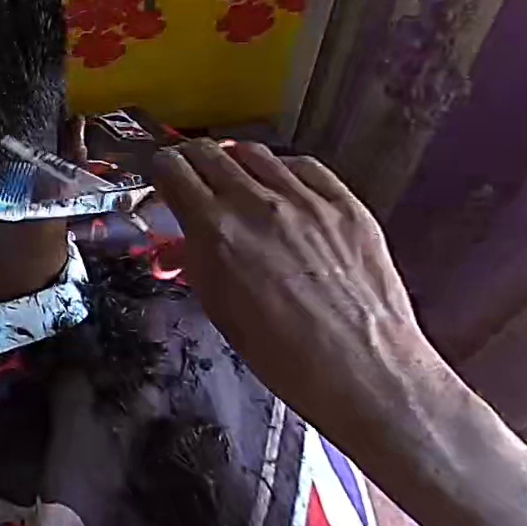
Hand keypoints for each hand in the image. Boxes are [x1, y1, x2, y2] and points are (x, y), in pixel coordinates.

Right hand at [150, 139, 446, 451]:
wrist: (364, 375)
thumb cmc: (282, 352)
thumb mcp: (214, 302)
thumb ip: (191, 256)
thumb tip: (178, 240)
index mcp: (214, 229)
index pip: (172, 167)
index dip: (162, 170)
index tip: (165, 178)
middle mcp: (256, 205)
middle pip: (207, 151)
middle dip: (191, 160)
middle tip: (193, 176)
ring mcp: (305, 201)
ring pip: (252, 151)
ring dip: (234, 161)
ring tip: (236, 180)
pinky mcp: (346, 205)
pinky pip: (303, 165)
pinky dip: (283, 170)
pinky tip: (283, 189)